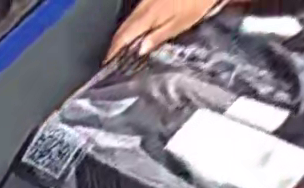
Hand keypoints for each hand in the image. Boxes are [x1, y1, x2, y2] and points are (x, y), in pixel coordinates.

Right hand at [107, 0, 224, 59]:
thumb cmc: (197, 1)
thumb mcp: (180, 23)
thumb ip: (157, 37)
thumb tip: (139, 51)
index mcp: (148, 16)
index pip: (122, 37)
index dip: (112, 53)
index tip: (106, 66)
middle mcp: (144, 6)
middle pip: (123, 28)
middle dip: (115, 46)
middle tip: (111, 61)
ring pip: (128, 21)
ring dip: (122, 36)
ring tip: (121, 50)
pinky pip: (136, 14)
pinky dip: (131, 27)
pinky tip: (135, 33)